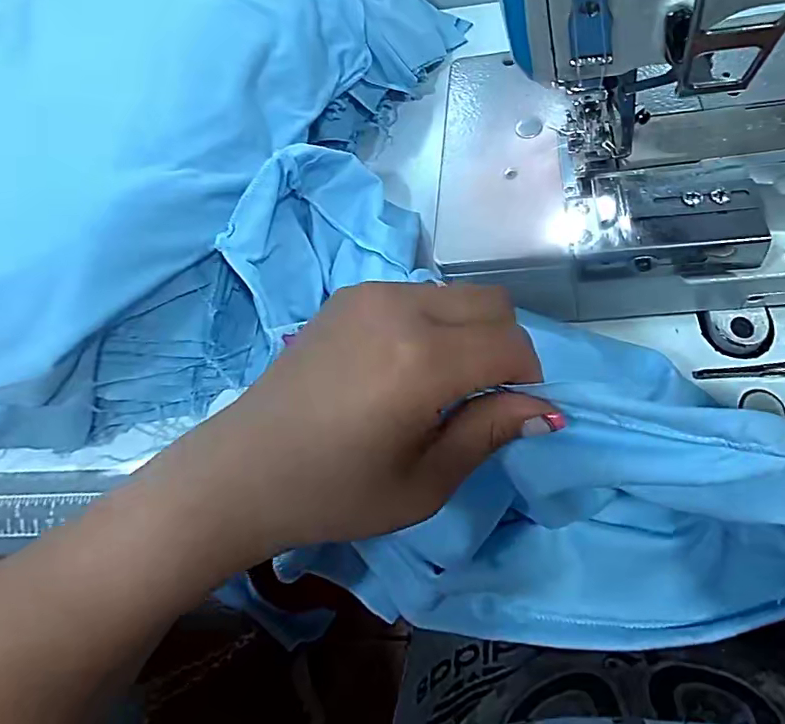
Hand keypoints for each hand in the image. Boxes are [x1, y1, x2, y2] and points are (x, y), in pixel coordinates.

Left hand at [123, 282, 557, 581]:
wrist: (238, 472)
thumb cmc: (334, 493)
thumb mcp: (424, 483)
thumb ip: (490, 433)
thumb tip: (546, 409)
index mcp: (422, 362)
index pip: (512, 346)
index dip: (527, 378)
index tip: (509, 410)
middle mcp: (402, 309)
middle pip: (495, 303)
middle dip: (506, 345)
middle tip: (479, 394)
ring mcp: (374, 292)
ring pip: (461, 292)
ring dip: (471, 329)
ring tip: (438, 379)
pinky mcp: (353, 292)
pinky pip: (422, 293)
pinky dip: (436, 321)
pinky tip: (402, 363)